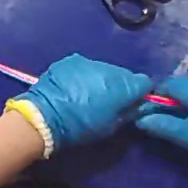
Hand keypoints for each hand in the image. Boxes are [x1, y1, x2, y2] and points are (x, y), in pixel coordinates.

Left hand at [8, 54, 151, 156]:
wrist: (44, 117)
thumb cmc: (81, 127)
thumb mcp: (111, 126)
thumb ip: (129, 112)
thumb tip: (139, 105)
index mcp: (121, 85)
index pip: (143, 82)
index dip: (140, 92)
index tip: (133, 102)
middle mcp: (107, 68)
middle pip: (122, 74)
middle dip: (119, 85)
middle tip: (110, 100)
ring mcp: (87, 61)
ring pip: (103, 69)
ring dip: (101, 79)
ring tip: (90, 94)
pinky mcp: (69, 61)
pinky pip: (84, 67)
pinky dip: (84, 76)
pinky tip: (75, 88)